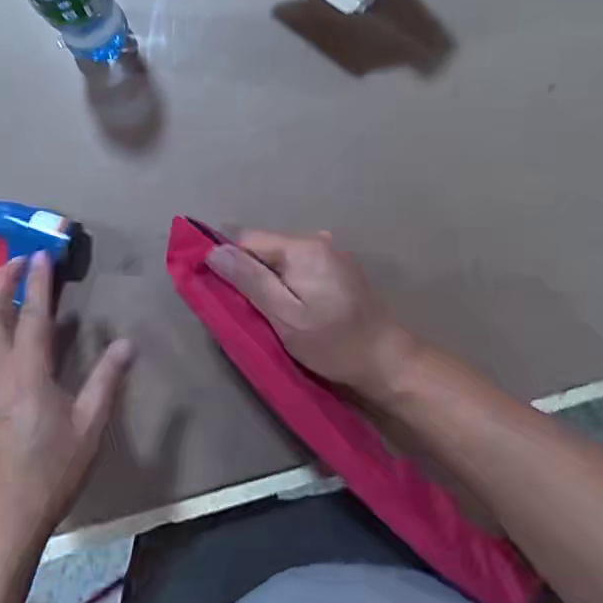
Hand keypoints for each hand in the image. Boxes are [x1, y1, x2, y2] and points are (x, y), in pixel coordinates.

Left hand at [0, 252, 133, 547]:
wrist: (3, 515)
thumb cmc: (50, 471)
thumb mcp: (89, 427)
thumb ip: (106, 381)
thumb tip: (126, 343)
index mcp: (27, 373)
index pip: (33, 316)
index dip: (38, 282)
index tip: (42, 254)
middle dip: (1, 280)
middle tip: (17, 257)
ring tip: (4, 281)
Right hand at [204, 230, 417, 395]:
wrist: (389, 363)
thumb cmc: (333, 344)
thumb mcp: (284, 316)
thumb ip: (249, 280)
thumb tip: (213, 250)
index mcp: (302, 246)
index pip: (245, 239)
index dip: (226, 259)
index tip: (217, 289)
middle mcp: (316, 239)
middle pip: (263, 247)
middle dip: (248, 272)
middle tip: (245, 309)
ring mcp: (330, 253)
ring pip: (279, 258)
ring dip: (267, 280)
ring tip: (267, 312)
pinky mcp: (338, 269)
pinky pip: (298, 266)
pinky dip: (286, 283)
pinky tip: (292, 308)